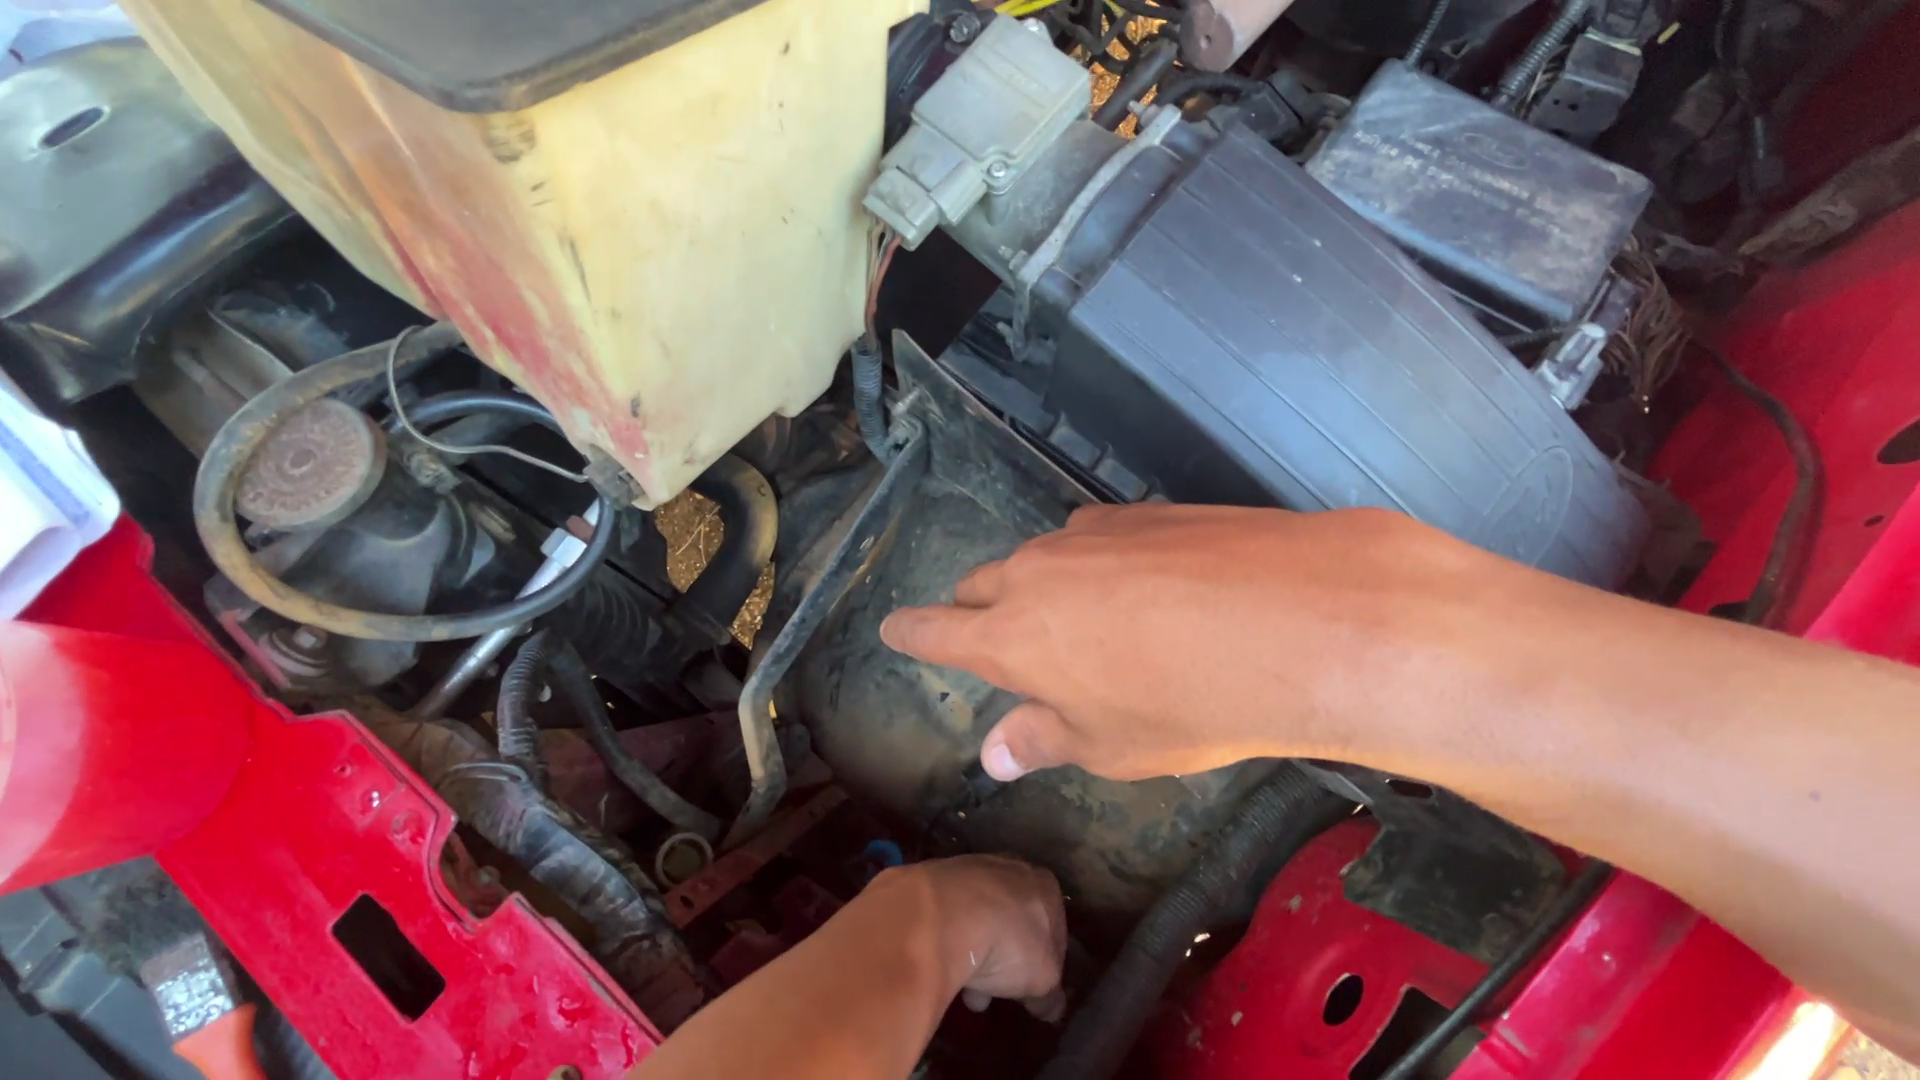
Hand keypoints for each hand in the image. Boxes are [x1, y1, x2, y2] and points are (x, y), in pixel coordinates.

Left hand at [866, 856, 1066, 1020]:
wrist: (945, 915)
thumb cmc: (1009, 944)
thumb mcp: (1042, 981)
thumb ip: (1050, 994)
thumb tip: (1051, 1006)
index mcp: (1045, 887)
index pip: (1054, 929)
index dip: (1045, 963)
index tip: (1031, 989)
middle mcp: (1012, 869)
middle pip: (1014, 923)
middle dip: (1004, 963)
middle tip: (993, 994)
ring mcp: (972, 870)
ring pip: (981, 920)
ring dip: (976, 955)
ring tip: (965, 990)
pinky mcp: (938, 877)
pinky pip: (952, 916)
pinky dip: (951, 940)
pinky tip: (944, 966)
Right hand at [880, 503, 1574, 782]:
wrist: (1300, 620)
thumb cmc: (1191, 705)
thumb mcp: (1112, 744)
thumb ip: (1042, 739)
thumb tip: (994, 752)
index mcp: (1009, 637)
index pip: (932, 631)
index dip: (911, 633)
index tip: (896, 630)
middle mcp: (1034, 573)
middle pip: (982, 586)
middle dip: (981, 612)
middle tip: (1009, 643)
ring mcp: (1087, 534)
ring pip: (1039, 559)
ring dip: (1044, 587)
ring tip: (1088, 620)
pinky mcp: (1140, 511)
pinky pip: (1095, 538)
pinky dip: (1098, 562)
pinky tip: (1145, 585)